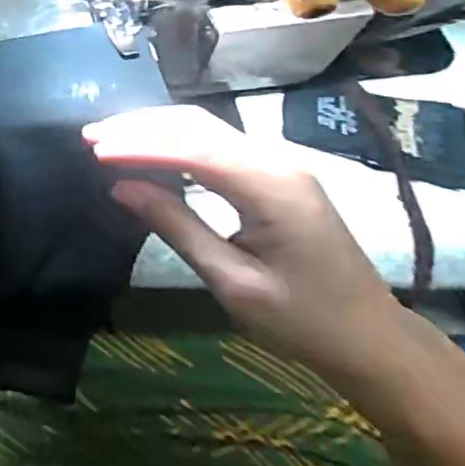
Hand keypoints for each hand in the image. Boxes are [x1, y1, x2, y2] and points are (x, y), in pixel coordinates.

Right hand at [85, 105, 412, 383]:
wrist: (373, 340)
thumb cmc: (305, 321)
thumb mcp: (233, 282)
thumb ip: (176, 227)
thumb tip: (120, 187)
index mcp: (273, 186)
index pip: (193, 149)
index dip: (139, 146)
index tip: (95, 152)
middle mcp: (276, 160)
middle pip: (195, 125)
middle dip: (138, 126)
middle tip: (91, 136)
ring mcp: (277, 162)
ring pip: (202, 127)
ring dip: (152, 128)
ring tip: (107, 138)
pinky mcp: (272, 171)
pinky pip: (214, 142)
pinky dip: (172, 140)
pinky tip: (145, 149)